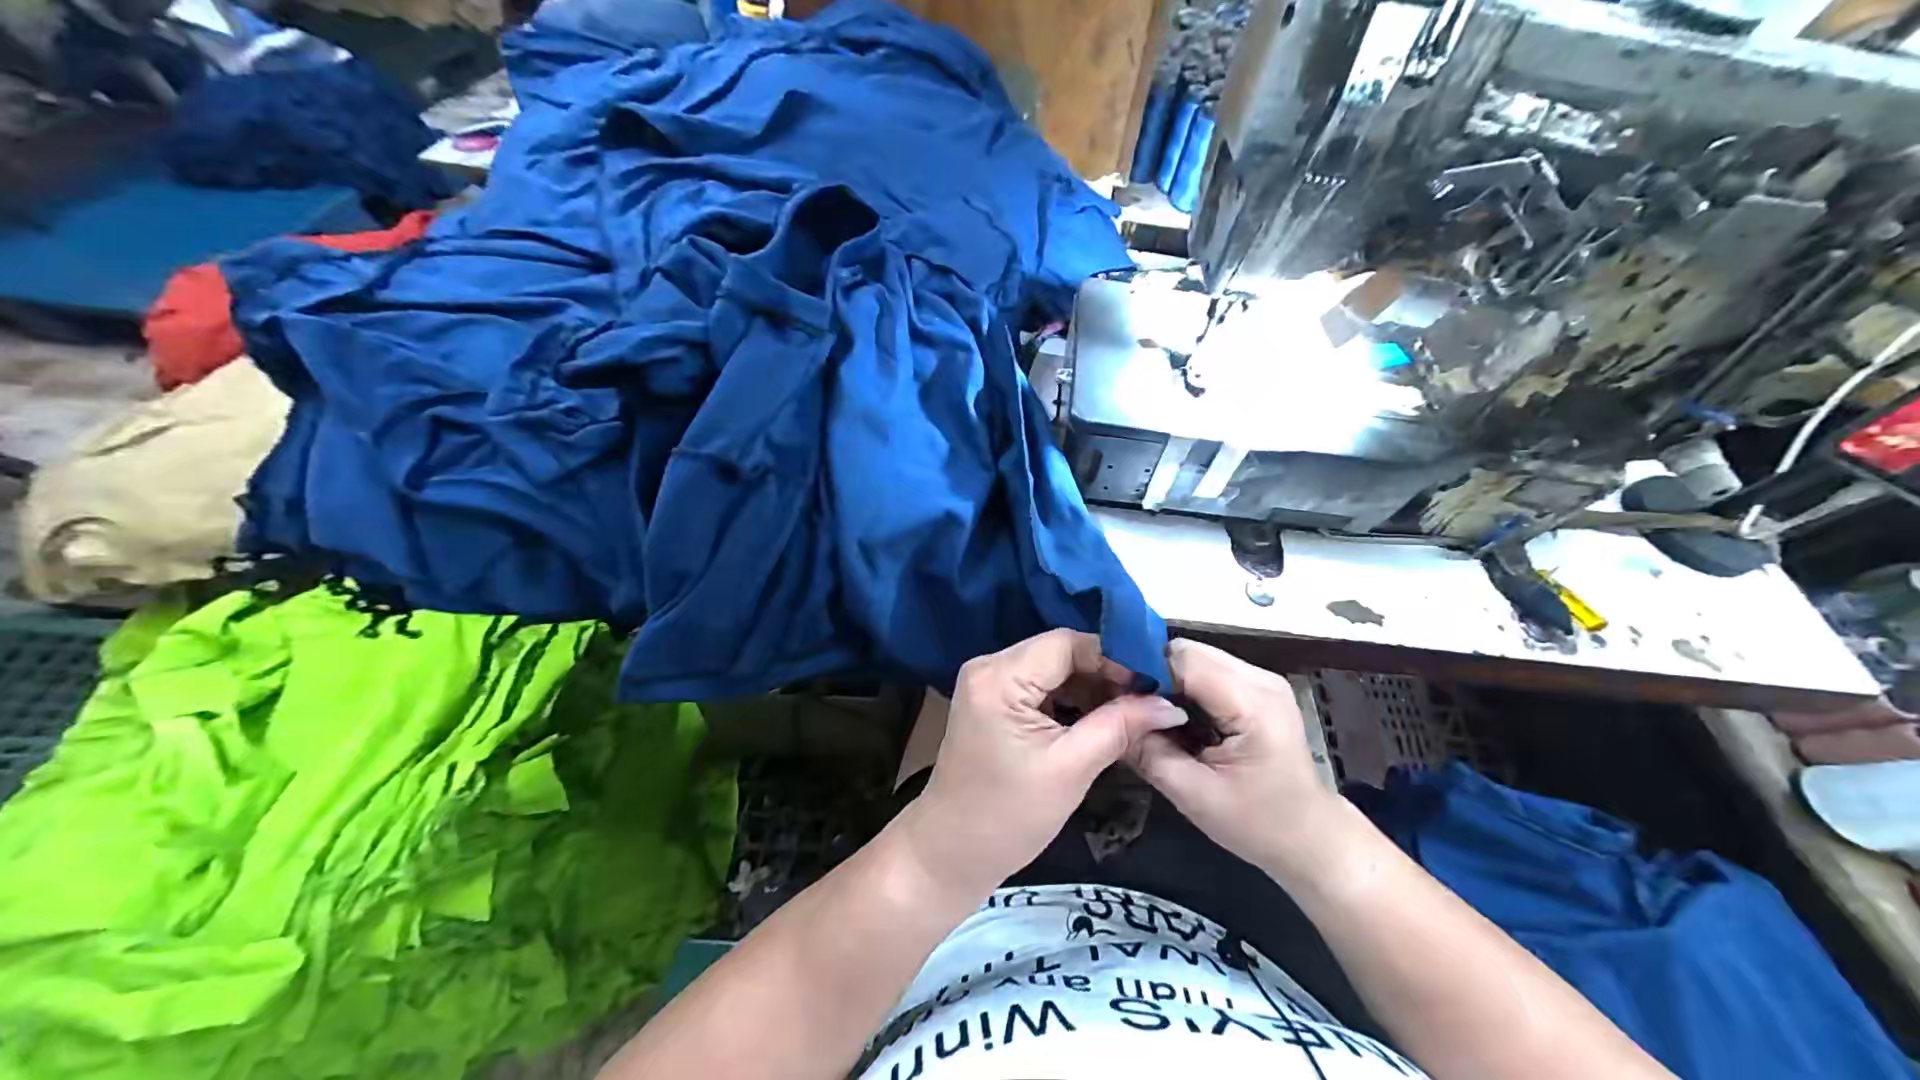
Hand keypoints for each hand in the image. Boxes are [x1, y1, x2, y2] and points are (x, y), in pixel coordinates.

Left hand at [899, 629, 1188, 896]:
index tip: (1154, 683)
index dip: (1113, 658)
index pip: (1067, 643)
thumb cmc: (1009, 816)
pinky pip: (1039, 685)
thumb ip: (1120, 726)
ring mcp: (987, 683)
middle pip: (1059, 652)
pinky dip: (1070, 698)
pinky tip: (1101, 717)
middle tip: (1149, 698)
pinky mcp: (992, 700)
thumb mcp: (1072, 769)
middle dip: (1105, 672)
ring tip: (1132, 710)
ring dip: (1091, 686)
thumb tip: (1169, 704)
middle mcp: (988, 667)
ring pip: (1052, 667)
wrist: (952, 853)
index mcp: (999, 677)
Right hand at [1125, 639, 1351, 880]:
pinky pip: (1207, 671)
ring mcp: (1261, 681)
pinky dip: (1182, 687)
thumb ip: (1148, 751)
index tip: (1111, 693)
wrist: (1313, 841)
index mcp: (1252, 703)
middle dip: (1151, 672)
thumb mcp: (1193, 795)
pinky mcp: (1256, 689)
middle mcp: (1260, 679)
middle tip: (1124, 705)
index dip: (1142, 669)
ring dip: (1165, 679)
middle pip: (1187, 651)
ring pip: (1194, 658)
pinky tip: (1171, 717)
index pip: (1181, 659)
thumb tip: (1108, 719)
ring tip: (1144, 712)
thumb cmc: (1258, 824)